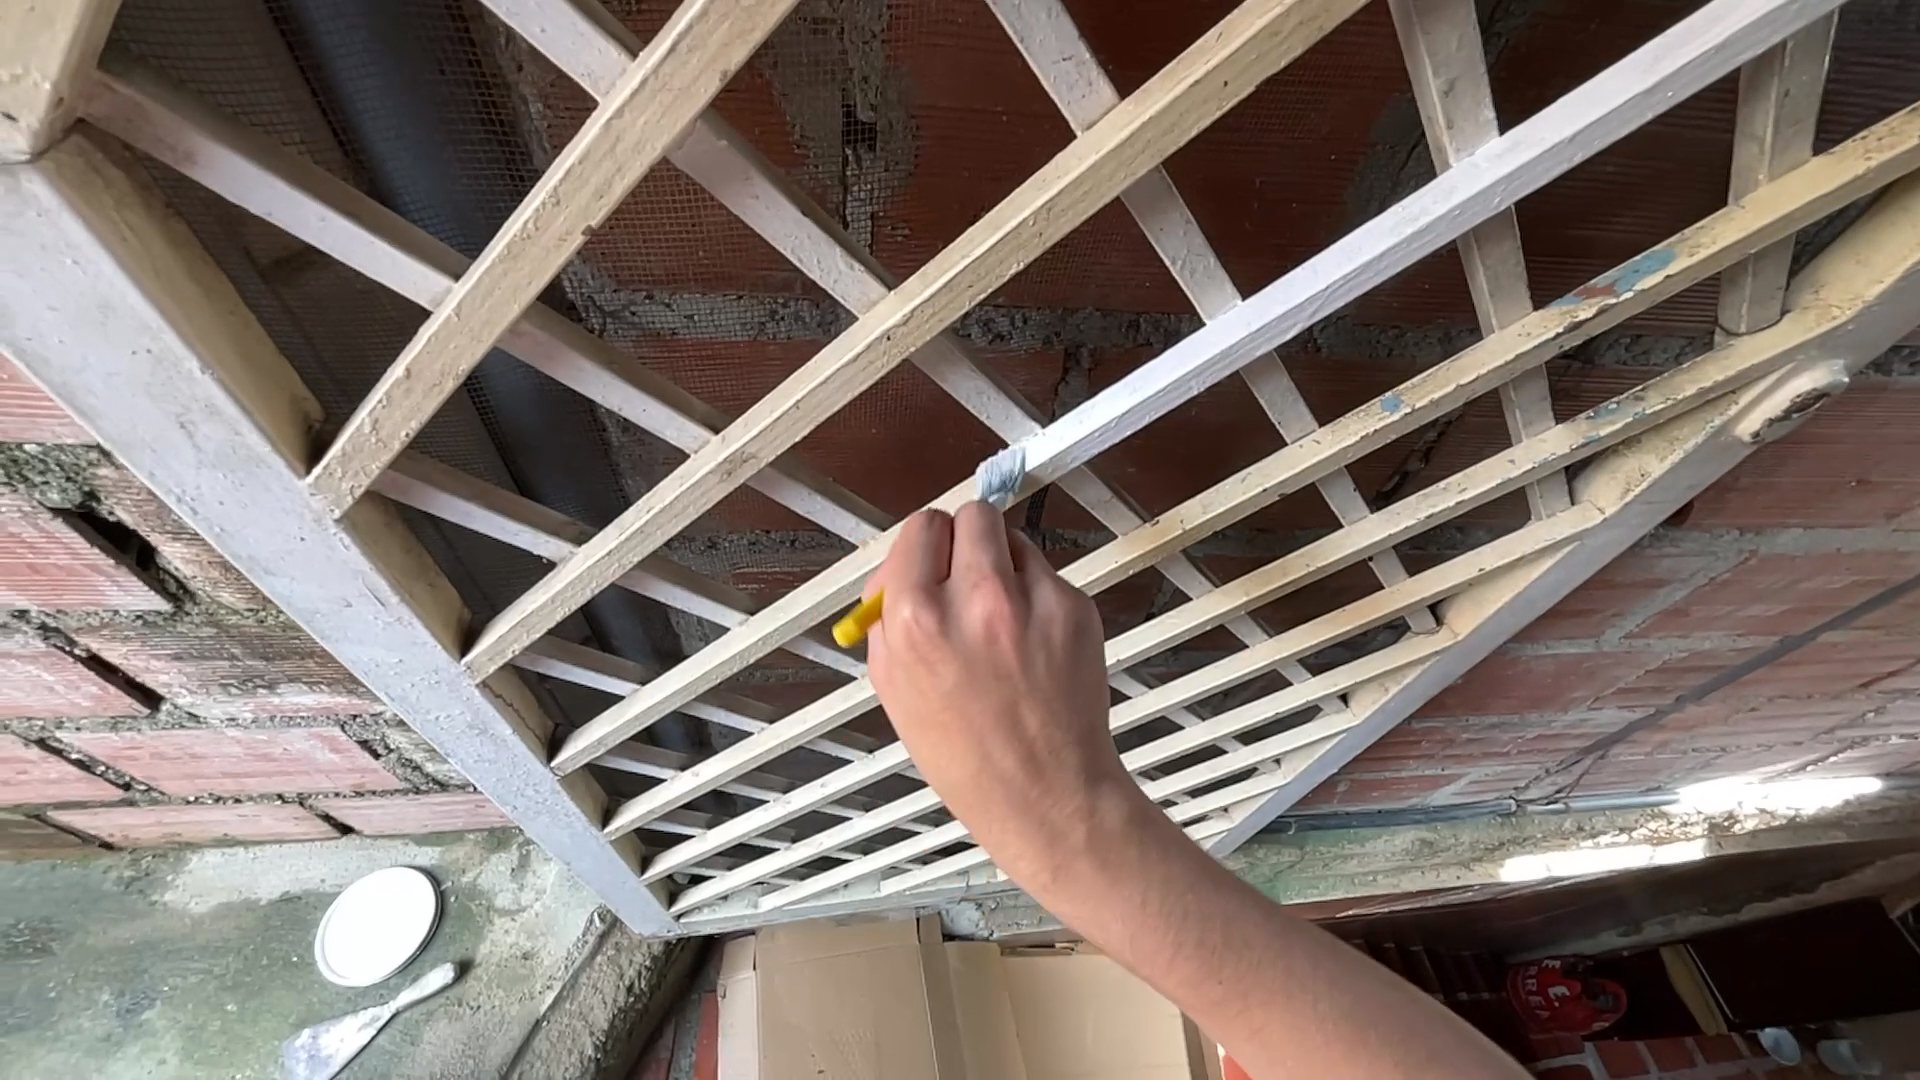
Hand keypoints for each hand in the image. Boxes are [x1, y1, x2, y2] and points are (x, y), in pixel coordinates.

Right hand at [865, 504, 1143, 891]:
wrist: (1046, 795)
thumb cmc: (961, 754)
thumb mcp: (892, 689)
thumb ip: (886, 617)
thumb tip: (896, 569)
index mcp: (916, 618)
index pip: (920, 528)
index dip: (924, 547)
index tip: (931, 566)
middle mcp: (975, 597)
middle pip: (970, 515)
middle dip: (963, 540)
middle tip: (966, 578)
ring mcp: (1033, 600)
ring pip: (1012, 537)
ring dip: (1001, 563)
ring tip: (1002, 615)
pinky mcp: (1076, 607)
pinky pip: (1046, 574)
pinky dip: (1036, 594)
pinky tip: (1034, 640)